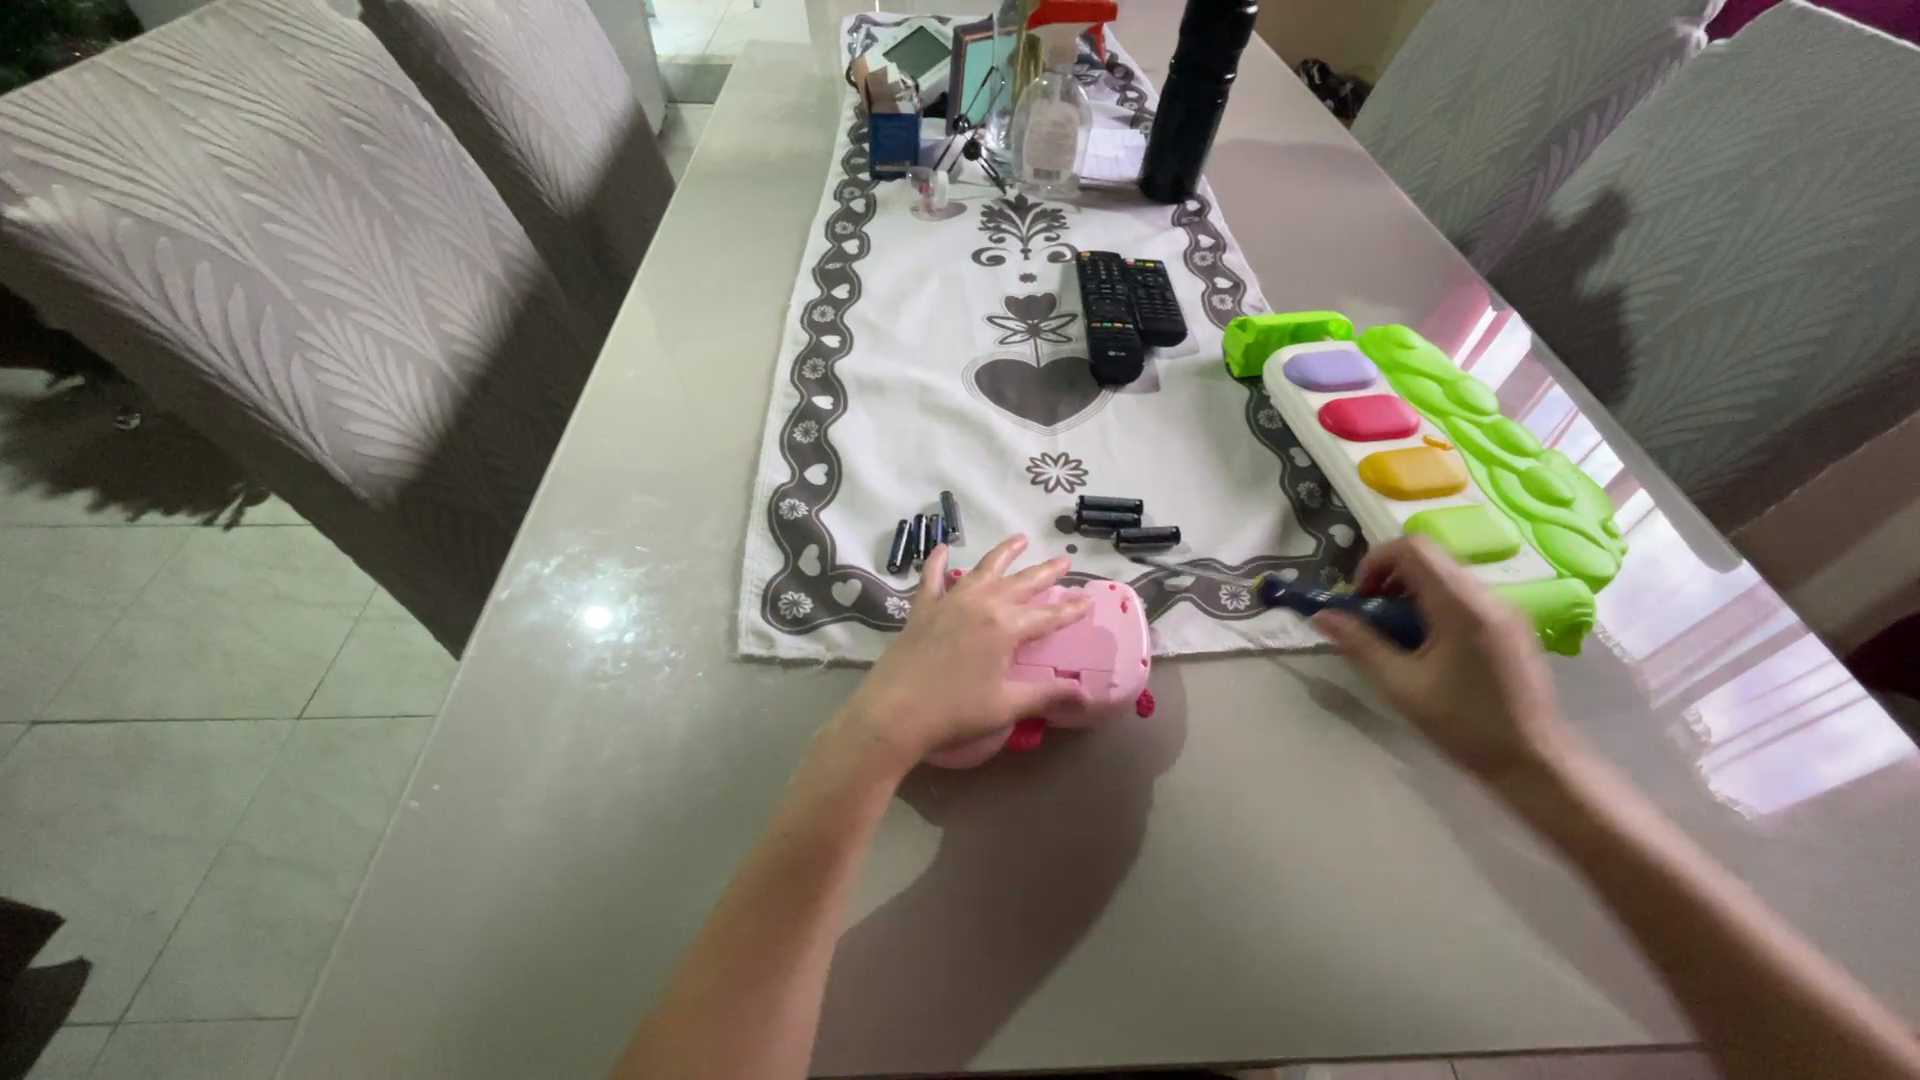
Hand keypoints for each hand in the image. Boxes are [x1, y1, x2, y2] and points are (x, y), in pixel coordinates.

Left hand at [830, 534, 1091, 771]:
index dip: (1071, 609)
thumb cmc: (954, 712)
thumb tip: (1083, 694)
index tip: (1088, 598)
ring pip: (982, 570)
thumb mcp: (1006, 706)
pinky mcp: (922, 609)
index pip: (1048, 616)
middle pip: (1021, 583)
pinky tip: (941, 548)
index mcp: (1005, 627)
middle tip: (1064, 560)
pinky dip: (937, 562)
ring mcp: (949, 602)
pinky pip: (932, 578)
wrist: (893, 713)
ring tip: (1020, 539)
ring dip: (1004, 554)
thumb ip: (1046, 695)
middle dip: (1045, 572)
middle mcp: (981, 605)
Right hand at [1311, 536, 1570, 783]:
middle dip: (1389, 579)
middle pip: (1429, 559)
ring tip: (1395, 636)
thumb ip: (1359, 644)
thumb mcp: (1400, 685)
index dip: (1375, 561)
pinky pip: (1464, 597)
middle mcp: (1488, 597)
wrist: (1536, 762)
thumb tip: (1321, 616)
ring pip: (1445, 577)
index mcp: (1461, 606)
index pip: (1413, 548)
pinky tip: (1426, 648)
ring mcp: (1505, 611)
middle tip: (1370, 618)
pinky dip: (1433, 606)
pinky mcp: (1511, 627)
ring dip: (1409, 594)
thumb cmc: (1464, 725)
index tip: (1359, 599)